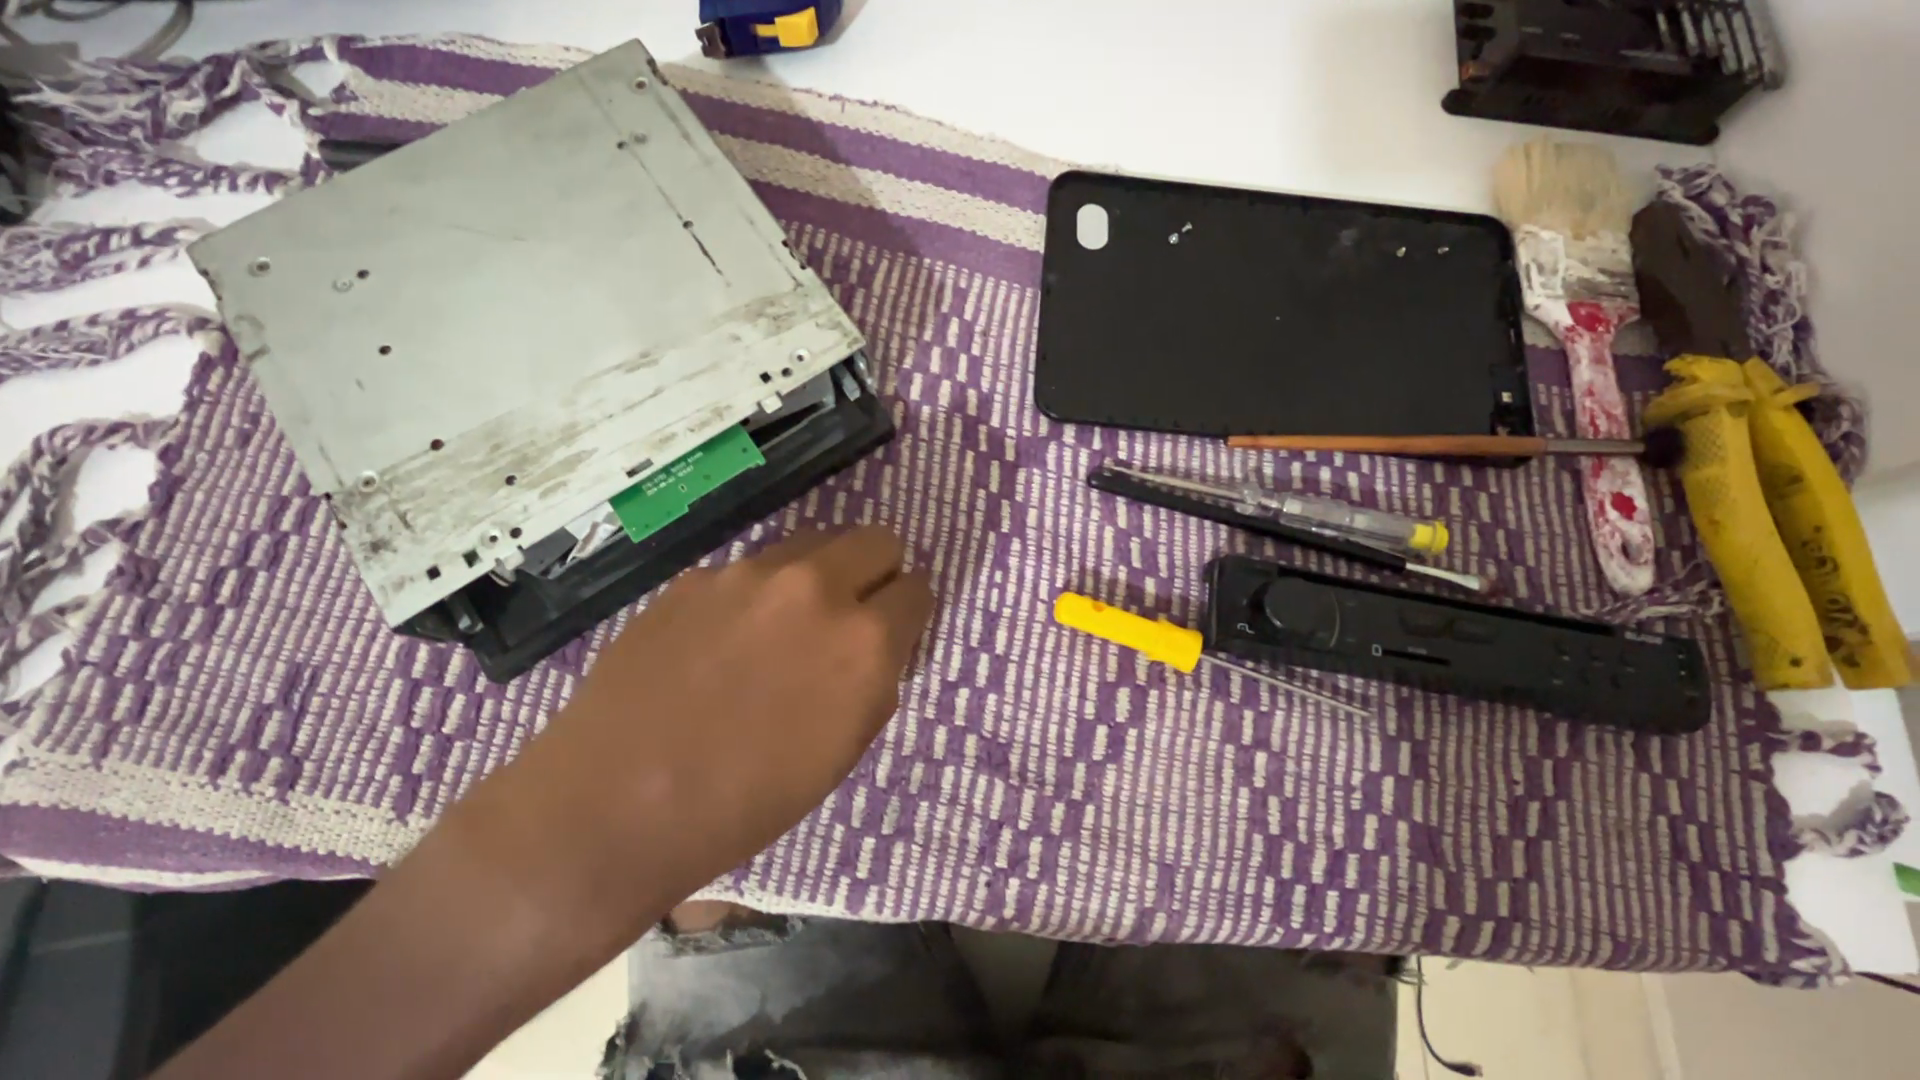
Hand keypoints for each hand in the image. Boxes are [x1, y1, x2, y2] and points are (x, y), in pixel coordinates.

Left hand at [478, 525, 935, 916]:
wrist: (616, 801)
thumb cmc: (744, 803)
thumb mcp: (840, 755)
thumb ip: (873, 685)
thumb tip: (877, 650)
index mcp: (863, 641)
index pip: (917, 591)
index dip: (909, 614)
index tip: (895, 633)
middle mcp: (814, 588)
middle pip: (874, 539)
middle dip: (877, 572)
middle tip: (854, 615)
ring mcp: (748, 574)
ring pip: (811, 544)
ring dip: (817, 575)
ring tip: (785, 629)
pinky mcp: (694, 577)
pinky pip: (749, 570)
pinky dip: (756, 594)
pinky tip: (723, 642)